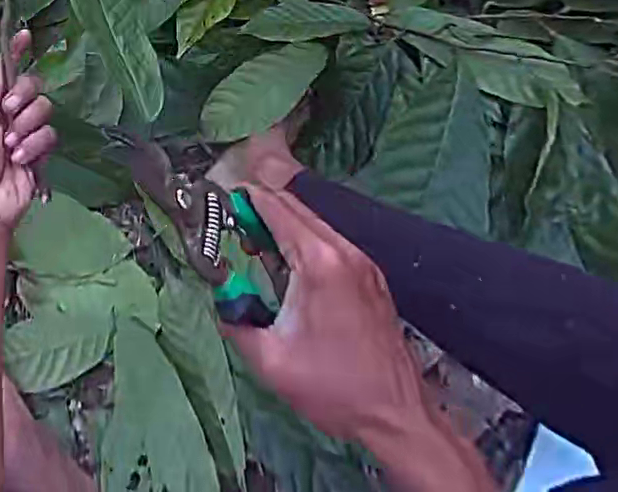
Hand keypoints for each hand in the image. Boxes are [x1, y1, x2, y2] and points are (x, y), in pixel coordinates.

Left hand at [0, 29, 56, 230]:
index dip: (17, 52)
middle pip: (33, 85)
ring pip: (44, 109)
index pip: (8, 71)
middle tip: (9, 112)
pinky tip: (21, 160)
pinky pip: (49, 135)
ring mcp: (28, 131)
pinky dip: (34, 146)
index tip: (25, 34)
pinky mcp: (41, 150)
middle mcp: (12, 113)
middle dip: (24, 96)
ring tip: (10, 147)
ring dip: (26, 127)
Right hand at [222, 187, 491, 491]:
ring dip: (282, 223)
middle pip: (294, 206)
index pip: (275, 207)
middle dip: (260, 207)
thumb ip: (234, 320)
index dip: (245, 197)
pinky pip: (329, 240)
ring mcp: (362, 262)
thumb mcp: (270, 360)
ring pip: (313, 221)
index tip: (220, 199)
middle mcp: (343, 250)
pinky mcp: (371, 276)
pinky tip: (289, 265)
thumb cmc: (334, 388)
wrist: (400, 420)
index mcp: (318, 261)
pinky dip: (303, 239)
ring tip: (255, 245)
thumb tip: (216, 297)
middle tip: (232, 223)